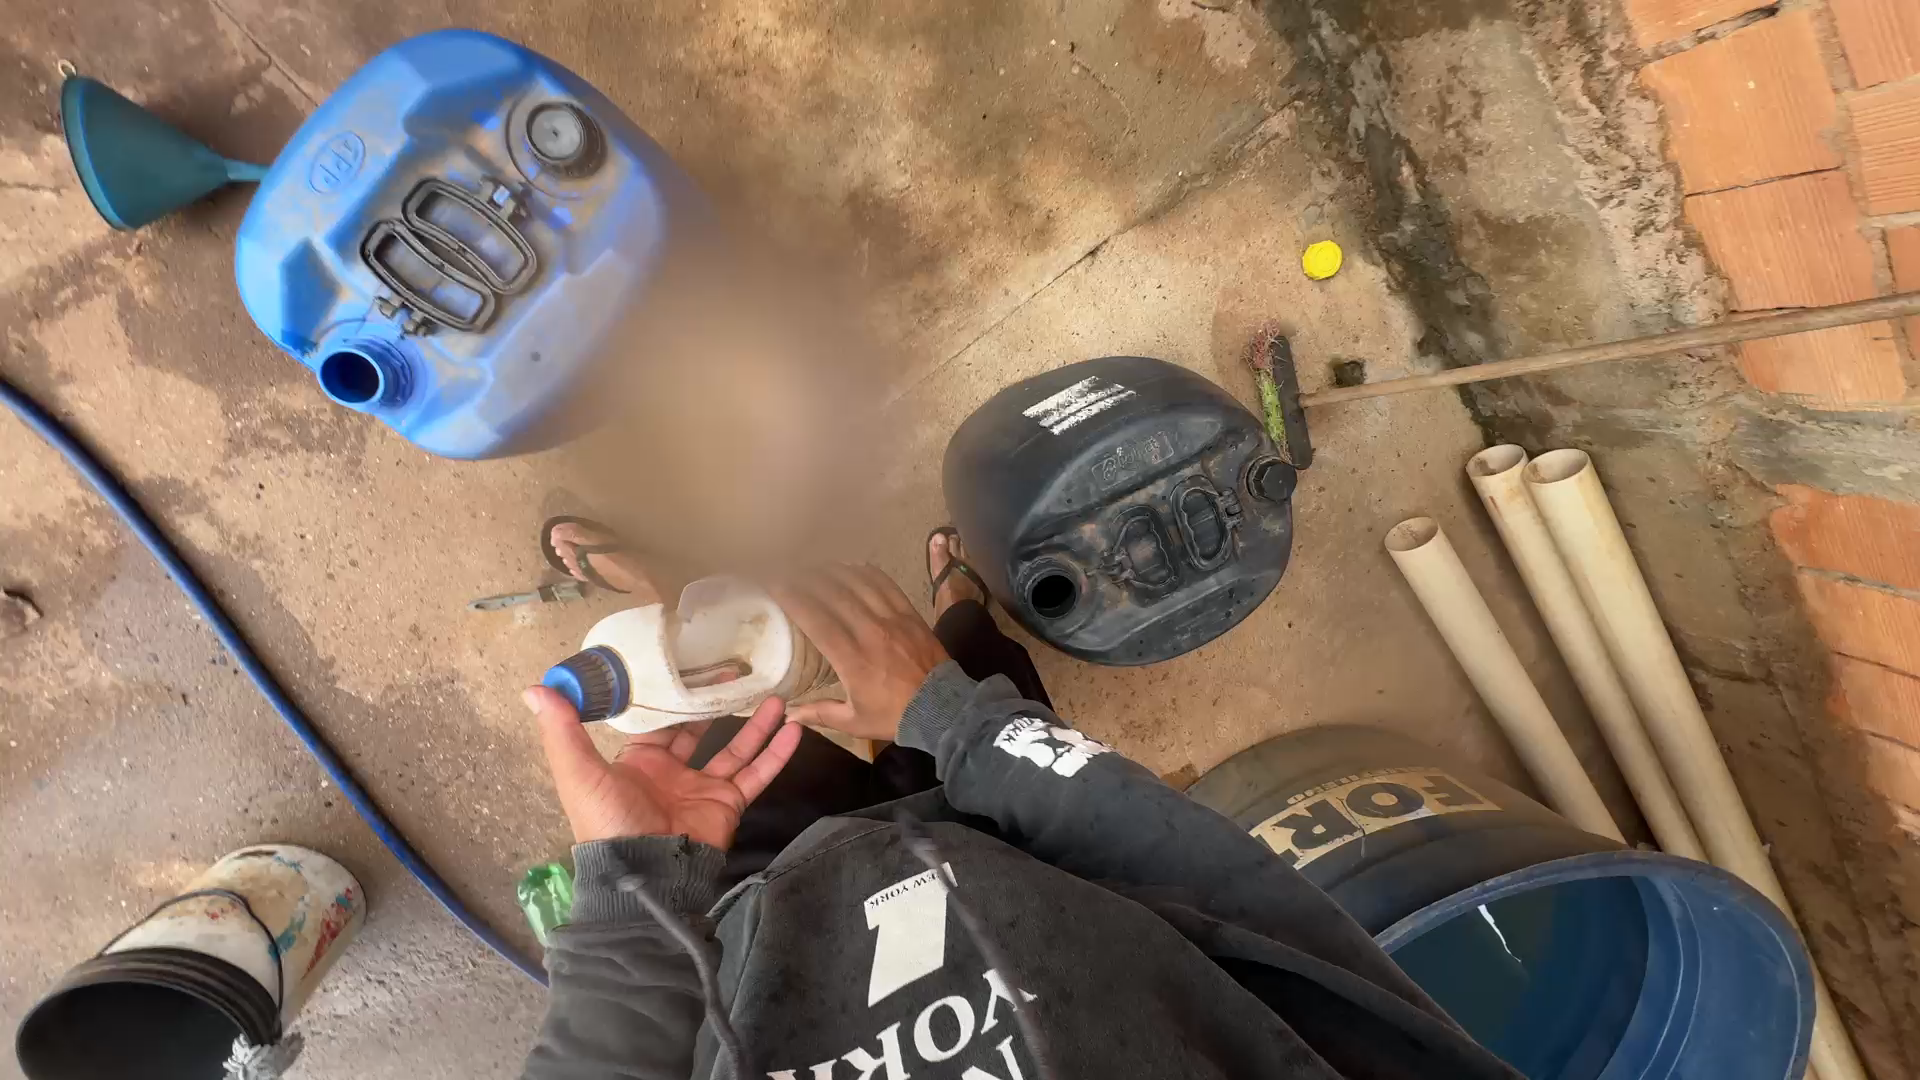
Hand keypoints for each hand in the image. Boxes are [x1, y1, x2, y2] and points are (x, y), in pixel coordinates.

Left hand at [524, 686, 802, 847]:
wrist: (643, 876)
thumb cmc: (610, 822)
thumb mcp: (579, 773)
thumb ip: (563, 731)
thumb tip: (534, 687)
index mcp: (638, 762)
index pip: (661, 720)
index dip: (677, 693)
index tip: (695, 663)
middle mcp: (673, 771)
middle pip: (703, 729)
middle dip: (721, 702)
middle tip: (741, 671)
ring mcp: (704, 788)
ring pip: (738, 747)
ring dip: (758, 723)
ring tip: (779, 694)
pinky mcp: (729, 804)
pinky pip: (757, 774)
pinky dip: (776, 754)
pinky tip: (794, 728)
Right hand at [772, 565, 948, 740]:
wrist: (941, 707)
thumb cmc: (895, 715)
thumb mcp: (854, 721)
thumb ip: (820, 713)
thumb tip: (788, 714)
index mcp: (852, 659)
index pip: (815, 619)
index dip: (792, 597)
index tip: (773, 584)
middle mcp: (870, 632)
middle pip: (833, 594)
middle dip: (806, 577)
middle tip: (787, 569)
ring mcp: (893, 619)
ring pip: (858, 584)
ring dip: (833, 571)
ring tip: (813, 566)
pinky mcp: (910, 613)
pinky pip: (885, 584)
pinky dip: (866, 572)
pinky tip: (851, 566)